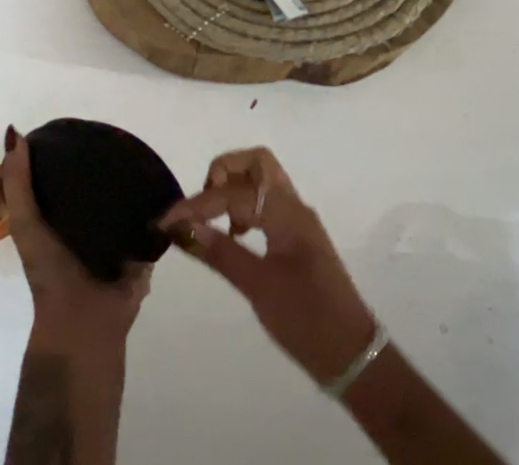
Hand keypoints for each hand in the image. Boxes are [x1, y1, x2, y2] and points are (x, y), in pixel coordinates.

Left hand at [2, 126, 151, 349]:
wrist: (84, 321)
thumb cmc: (50, 272)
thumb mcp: (25, 223)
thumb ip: (17, 184)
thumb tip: (14, 133)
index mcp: (56, 218)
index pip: (62, 178)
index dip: (66, 155)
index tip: (78, 127)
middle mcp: (87, 225)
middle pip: (97, 189)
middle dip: (103, 167)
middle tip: (118, 138)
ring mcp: (116, 238)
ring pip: (126, 203)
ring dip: (133, 187)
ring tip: (144, 156)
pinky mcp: (142, 250)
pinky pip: (153, 223)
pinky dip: (158, 209)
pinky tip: (165, 186)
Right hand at [157, 147, 375, 384]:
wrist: (352, 354)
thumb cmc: (307, 318)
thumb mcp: (258, 286)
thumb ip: (219, 252)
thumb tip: (180, 228)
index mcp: (287, 213)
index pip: (233, 192)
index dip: (196, 204)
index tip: (166, 223)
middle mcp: (293, 207)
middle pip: (255, 164)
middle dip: (221, 173)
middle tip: (198, 207)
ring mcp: (297, 222)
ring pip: (260, 183)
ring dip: (230, 190)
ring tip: (206, 223)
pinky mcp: (295, 240)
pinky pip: (264, 206)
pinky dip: (241, 209)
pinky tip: (230, 236)